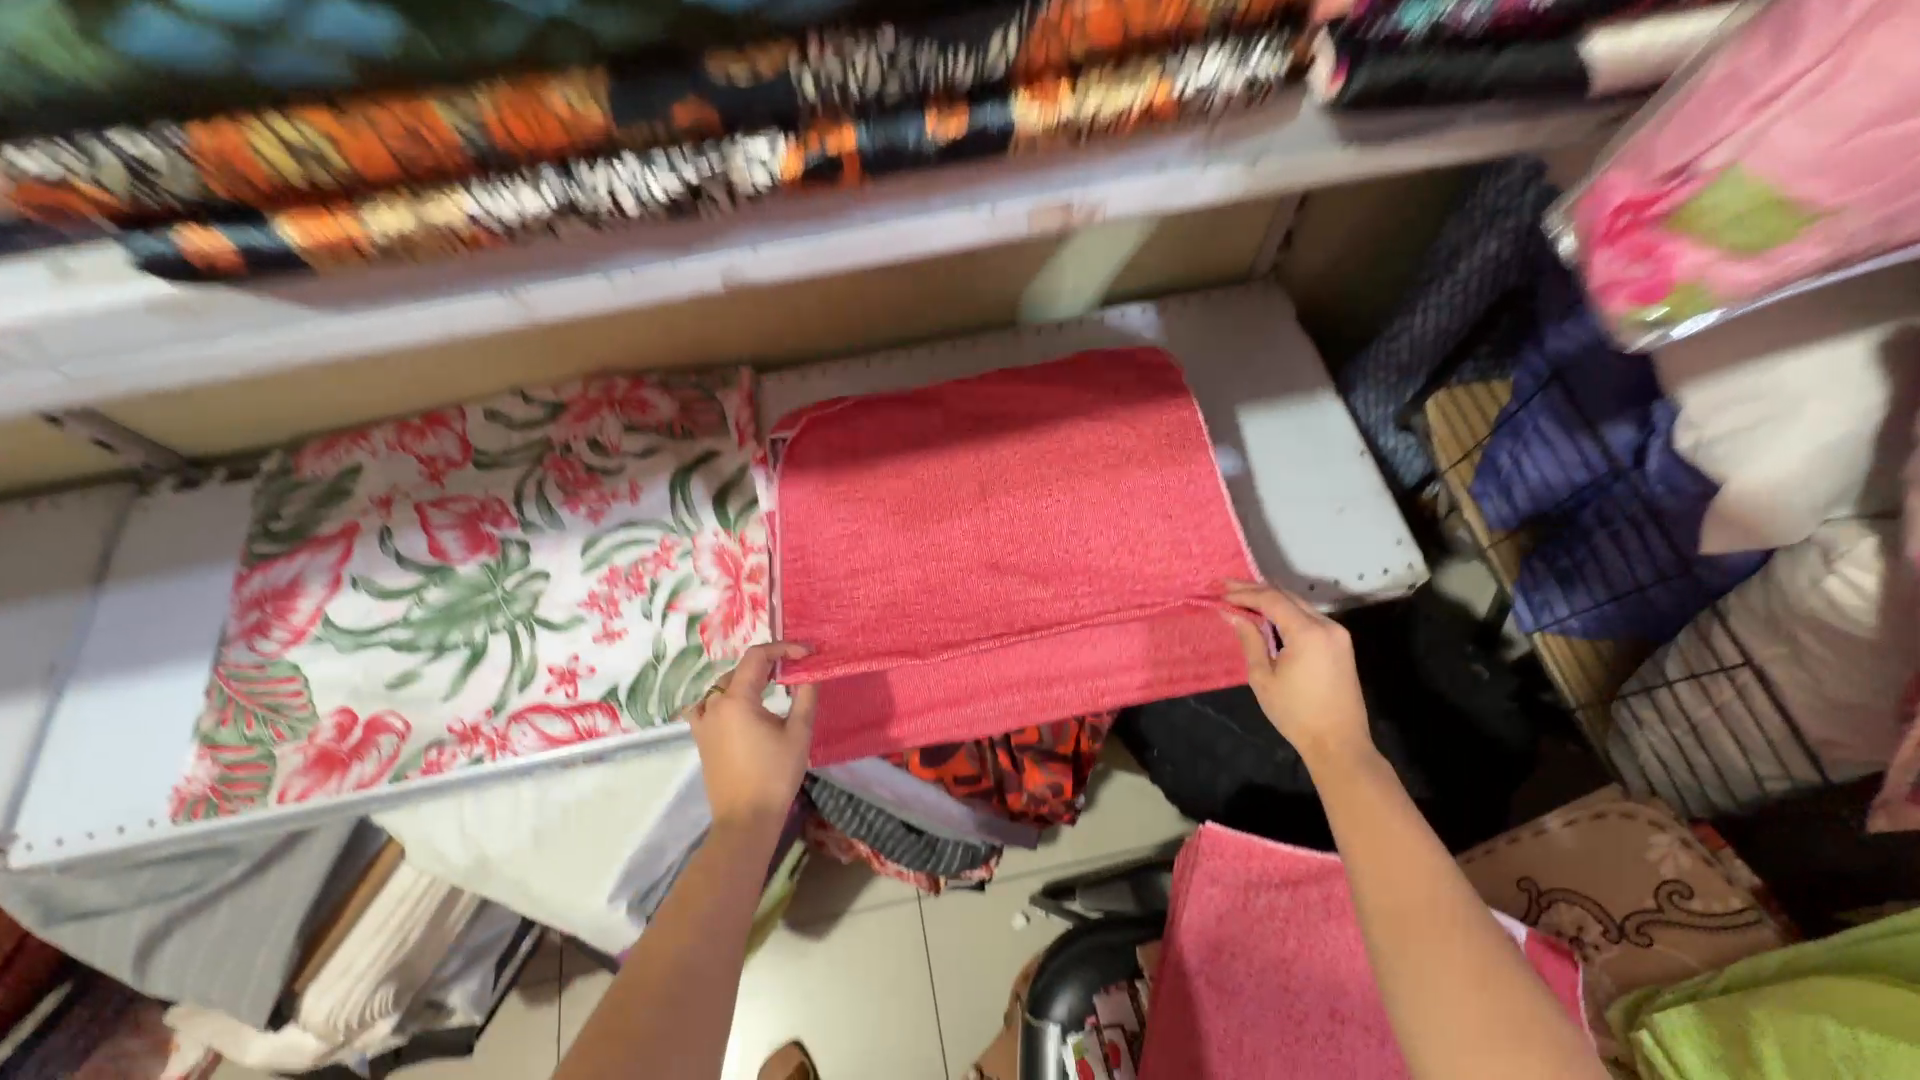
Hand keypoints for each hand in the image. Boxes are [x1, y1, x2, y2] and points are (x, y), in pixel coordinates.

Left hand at [687, 642, 817, 831]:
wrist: (746, 818)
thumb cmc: (775, 775)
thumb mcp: (798, 733)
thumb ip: (805, 697)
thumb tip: (810, 675)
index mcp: (736, 699)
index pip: (757, 657)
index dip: (783, 649)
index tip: (806, 654)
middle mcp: (714, 705)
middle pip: (739, 670)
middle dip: (768, 664)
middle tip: (794, 670)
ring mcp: (703, 722)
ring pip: (722, 686)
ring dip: (746, 680)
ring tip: (771, 685)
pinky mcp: (701, 738)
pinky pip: (708, 706)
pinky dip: (724, 698)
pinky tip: (739, 707)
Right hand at [1220, 580, 1374, 767]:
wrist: (1338, 742)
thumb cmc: (1295, 713)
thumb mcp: (1263, 677)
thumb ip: (1249, 639)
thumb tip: (1232, 613)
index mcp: (1307, 633)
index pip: (1271, 599)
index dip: (1244, 593)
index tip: (1220, 592)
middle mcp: (1327, 625)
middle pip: (1287, 596)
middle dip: (1256, 590)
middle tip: (1226, 588)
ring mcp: (1338, 633)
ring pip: (1299, 604)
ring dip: (1272, 600)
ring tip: (1242, 598)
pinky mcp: (1340, 644)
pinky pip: (1309, 618)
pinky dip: (1287, 613)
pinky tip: (1267, 616)